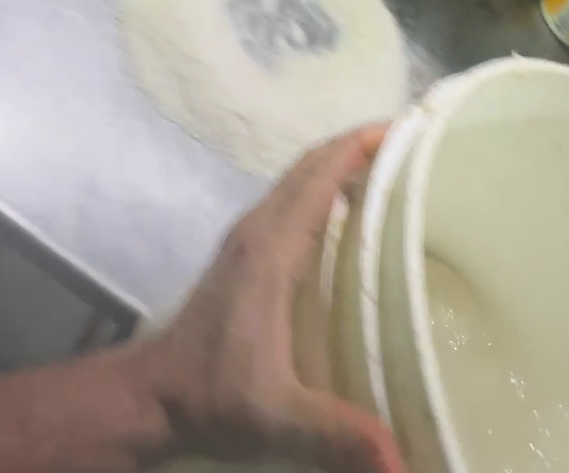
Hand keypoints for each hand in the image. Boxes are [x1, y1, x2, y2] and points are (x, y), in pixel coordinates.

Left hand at [140, 126, 405, 472]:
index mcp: (269, 250)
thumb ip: (335, 433)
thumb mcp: (276, 419)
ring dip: (339, 159)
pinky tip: (351, 206)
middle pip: (309, 165)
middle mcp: (258, 229)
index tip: (404, 129)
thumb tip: (403, 462)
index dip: (357, 147)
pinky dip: (324, 183)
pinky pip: (292, 197)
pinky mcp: (246, 250)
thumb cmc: (214, 394)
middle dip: (356, 143)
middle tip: (412, 141)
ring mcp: (248, 235)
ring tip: (391, 162)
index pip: (318, 177)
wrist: (156, 392)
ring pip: (298, 177)